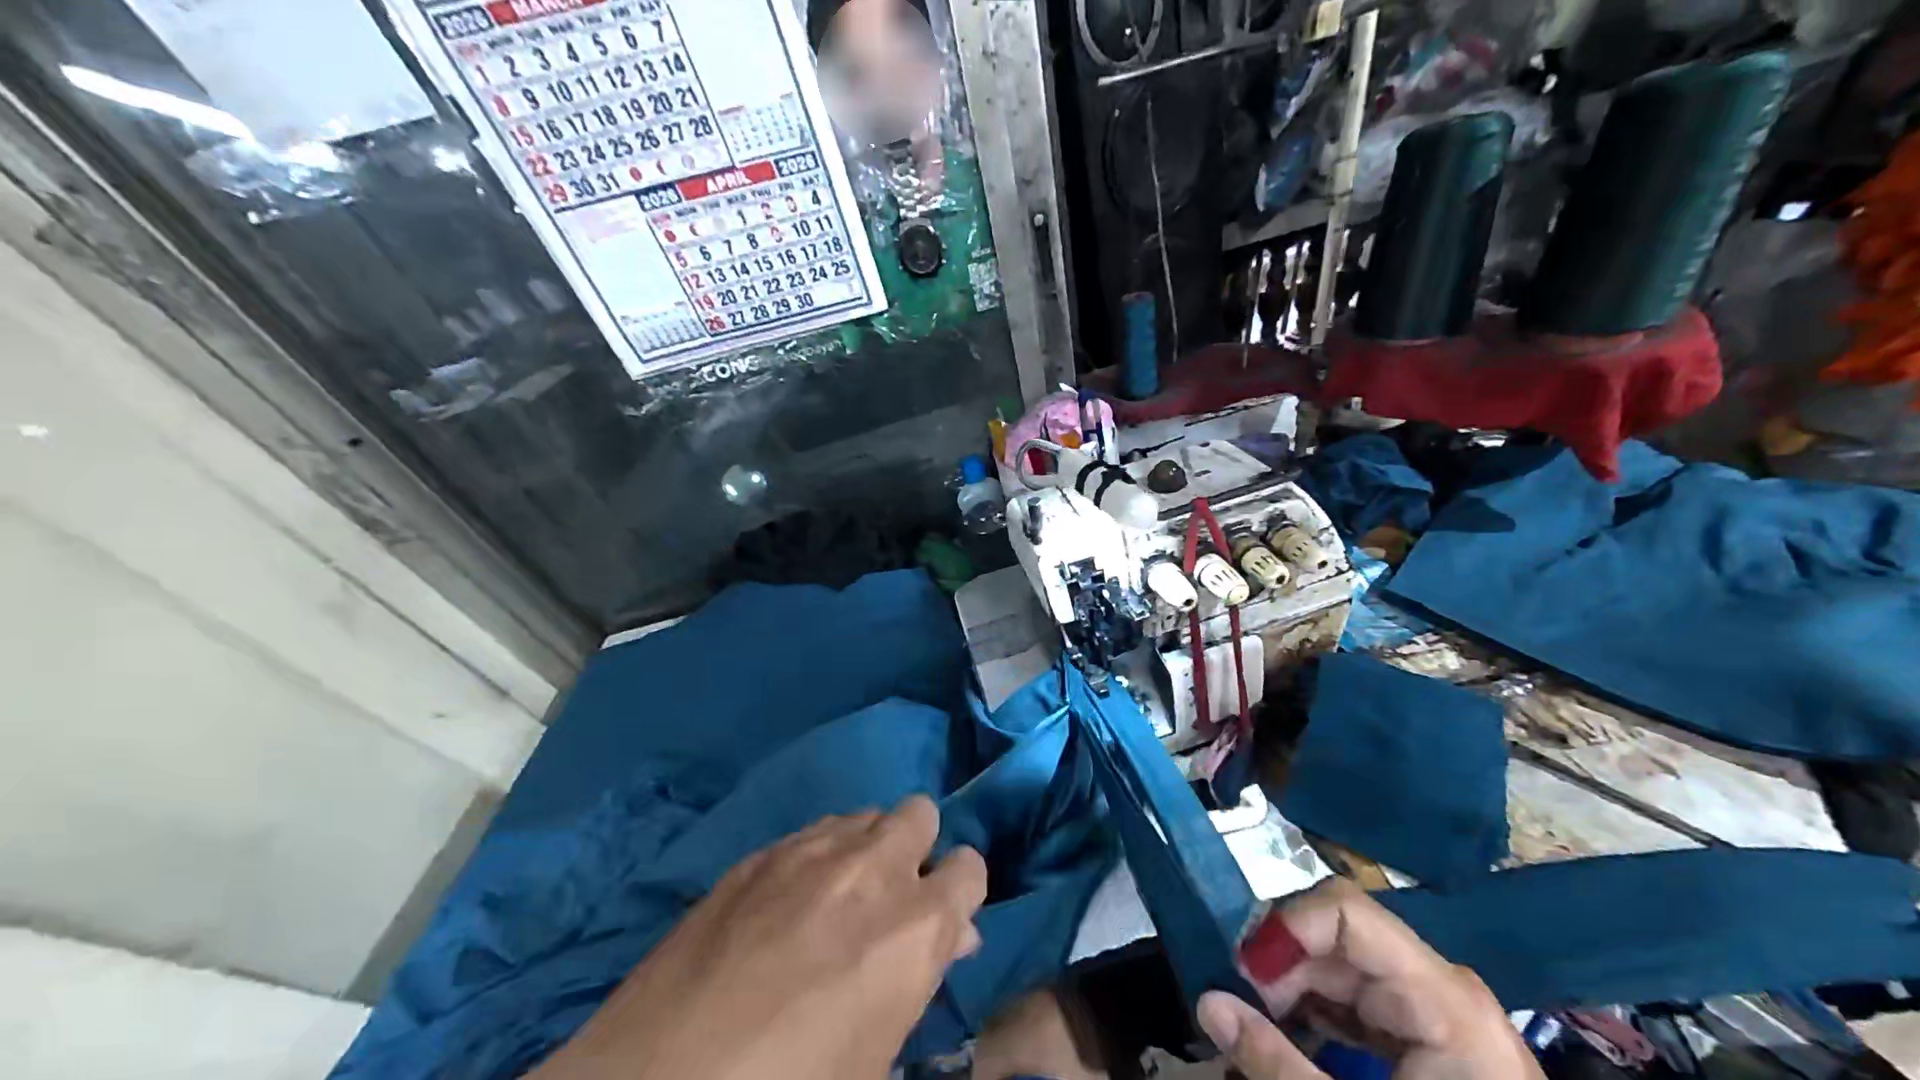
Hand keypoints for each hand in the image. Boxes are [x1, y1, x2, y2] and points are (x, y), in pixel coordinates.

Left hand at [531, 796, 986, 1079]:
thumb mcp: (880, 1046)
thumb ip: (922, 972)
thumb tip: (952, 935)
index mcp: (917, 925)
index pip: (970, 868)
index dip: (959, 891)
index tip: (944, 915)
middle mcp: (873, 868)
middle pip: (919, 813)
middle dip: (916, 847)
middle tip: (889, 896)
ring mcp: (811, 851)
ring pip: (863, 815)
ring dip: (865, 847)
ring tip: (836, 895)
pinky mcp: (759, 852)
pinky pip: (812, 831)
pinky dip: (816, 855)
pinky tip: (786, 899)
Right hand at [1197, 878, 1542, 1079]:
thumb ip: (1276, 1063)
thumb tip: (1205, 1003)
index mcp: (1443, 997)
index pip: (1347, 911)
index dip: (1285, 928)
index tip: (1240, 974)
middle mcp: (1439, 985)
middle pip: (1336, 938)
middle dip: (1278, 966)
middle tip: (1237, 1010)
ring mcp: (1434, 1008)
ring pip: (1339, 967)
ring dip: (1289, 990)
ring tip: (1254, 1029)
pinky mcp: (1425, 1034)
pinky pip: (1356, 1001)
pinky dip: (1315, 1014)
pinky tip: (1289, 1041)